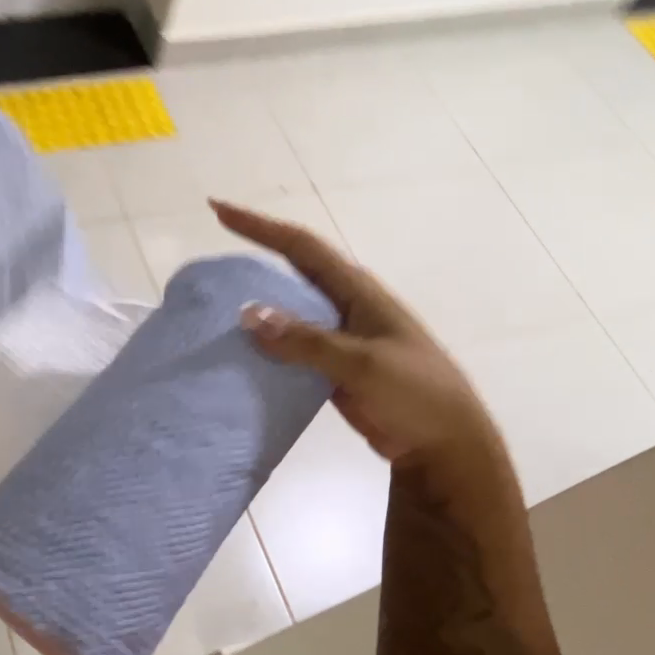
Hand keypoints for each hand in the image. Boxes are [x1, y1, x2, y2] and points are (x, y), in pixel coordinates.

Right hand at [213, 199, 500, 470]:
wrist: (446, 444)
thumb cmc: (417, 394)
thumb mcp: (364, 364)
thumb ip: (308, 341)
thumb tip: (248, 314)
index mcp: (358, 292)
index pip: (301, 247)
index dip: (259, 227)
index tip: (218, 210)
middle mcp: (345, 306)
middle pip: (290, 273)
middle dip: (251, 261)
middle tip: (209, 265)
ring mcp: (338, 339)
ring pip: (286, 313)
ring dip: (254, 308)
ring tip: (212, 309)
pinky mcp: (331, 369)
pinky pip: (289, 349)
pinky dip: (263, 348)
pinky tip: (237, 355)